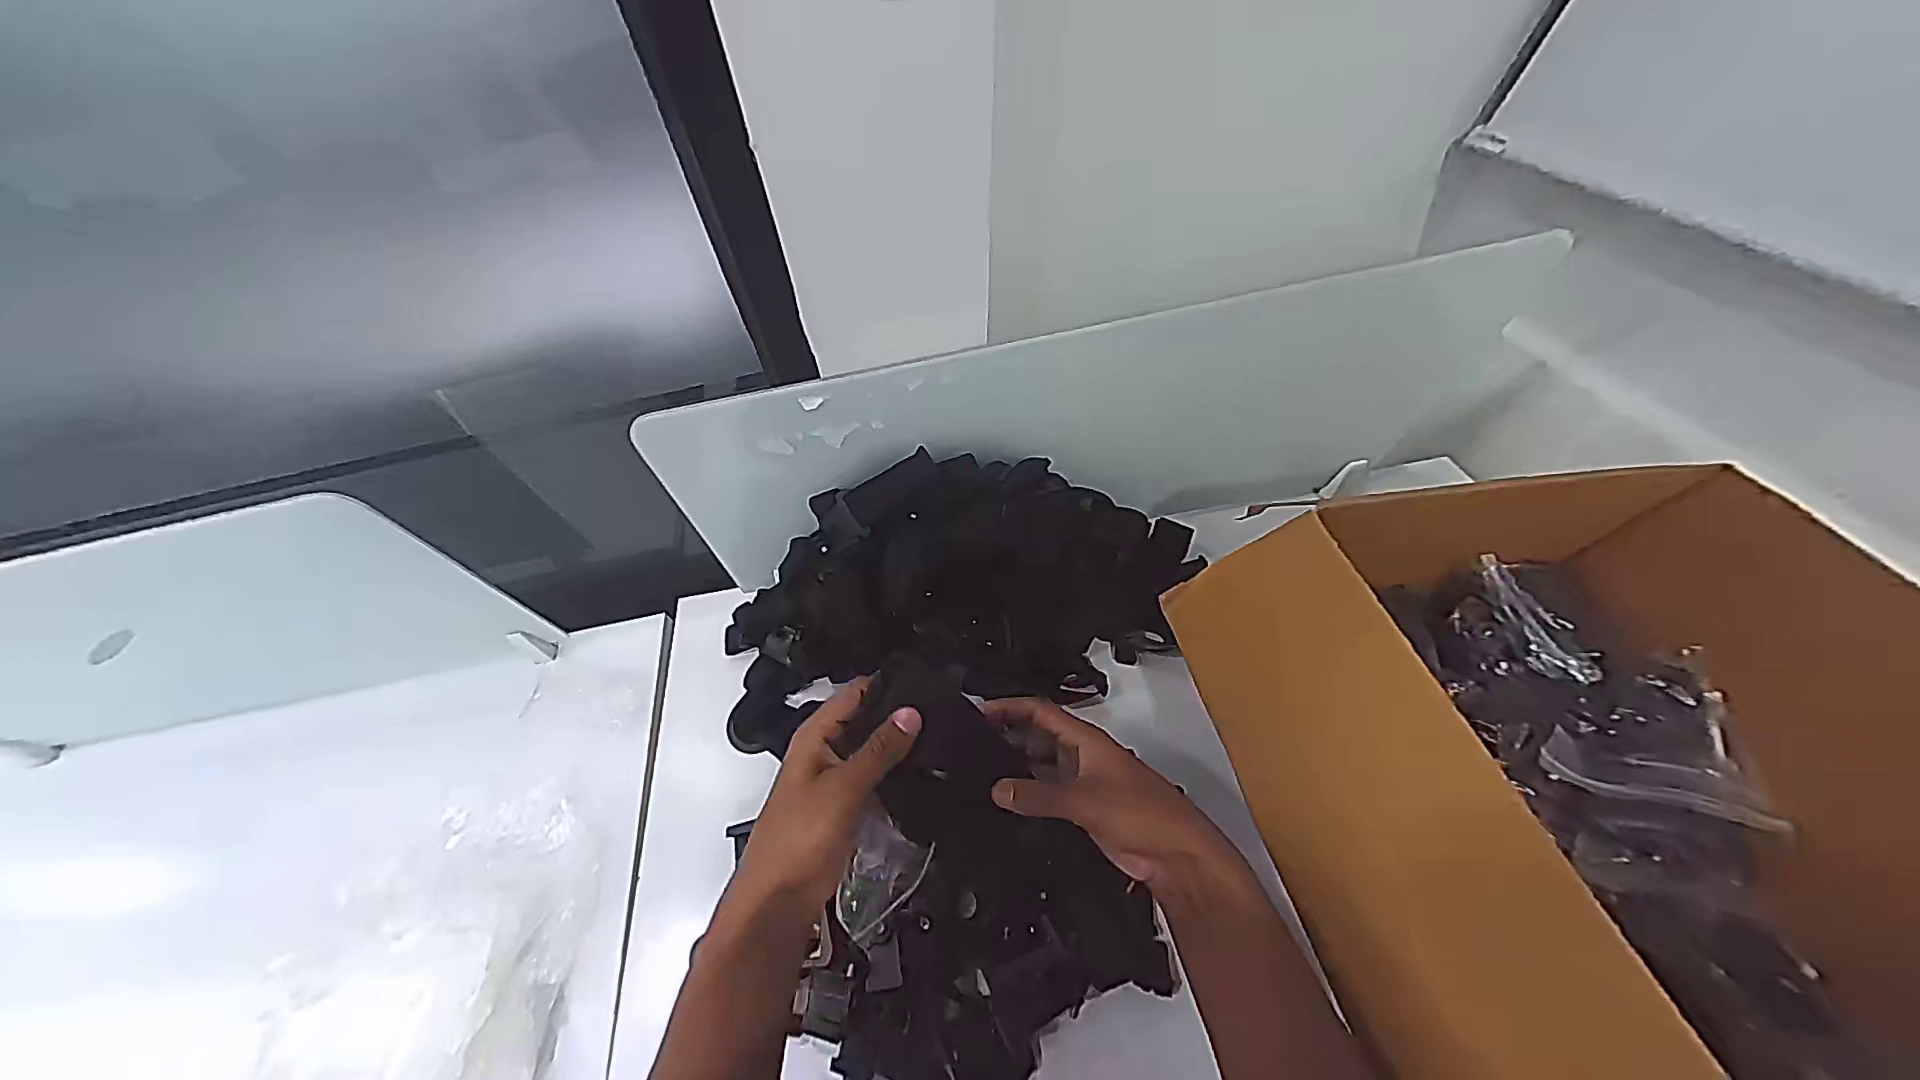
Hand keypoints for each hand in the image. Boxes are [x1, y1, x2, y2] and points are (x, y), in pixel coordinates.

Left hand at [719, 678, 922, 931]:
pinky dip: (894, 776)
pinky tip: (918, 776)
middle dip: (896, 717)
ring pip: (872, 751)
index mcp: (813, 737)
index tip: (921, 685)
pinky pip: (875, 780)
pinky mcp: (846, 806)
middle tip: (936, 715)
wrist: (779, 904)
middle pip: (865, 720)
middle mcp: (823, 753)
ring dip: (896, 747)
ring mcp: (835, 780)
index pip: (854, 693)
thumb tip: (908, 714)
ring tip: (934, 741)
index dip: (885, 686)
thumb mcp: (842, 789)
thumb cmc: (794, 843)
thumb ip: (878, 750)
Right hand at [984, 697, 1241, 893]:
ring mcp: (1085, 782)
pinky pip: (1050, 794)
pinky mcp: (1085, 809)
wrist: (1175, 854)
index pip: (1041, 711)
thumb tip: (1003, 789)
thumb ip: (1039, 795)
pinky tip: (1015, 802)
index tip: (984, 711)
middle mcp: (1084, 757)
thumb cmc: (1150, 814)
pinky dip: (1031, 795)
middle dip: (1011, 735)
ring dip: (1020, 767)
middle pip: (1040, 735)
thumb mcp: (1085, 799)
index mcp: (1087, 740)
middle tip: (980, 739)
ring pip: (1043, 765)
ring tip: (989, 768)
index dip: (1011, 707)